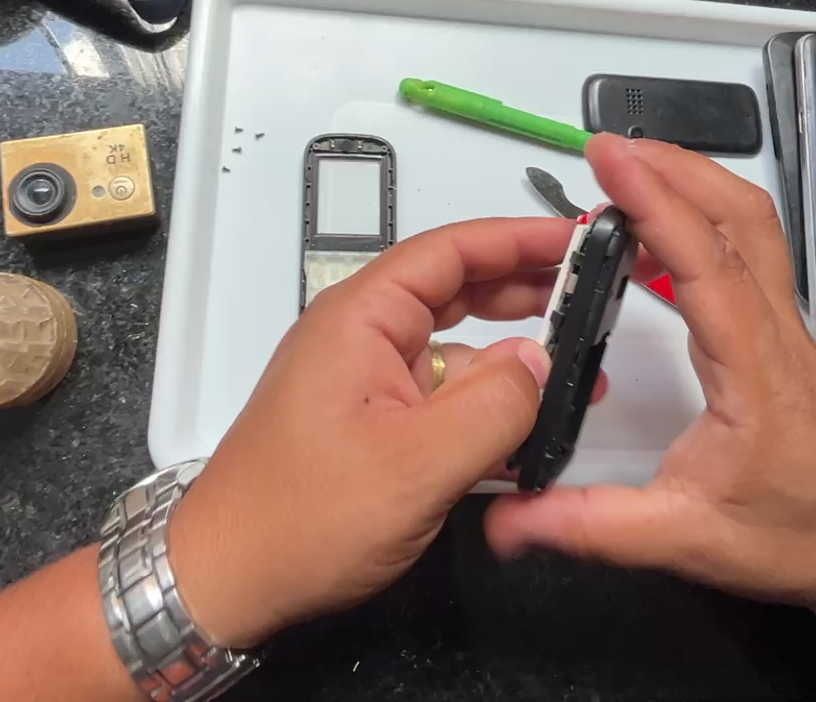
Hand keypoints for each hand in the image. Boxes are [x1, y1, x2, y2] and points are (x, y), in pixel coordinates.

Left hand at [167, 217, 576, 646]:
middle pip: (453, 287)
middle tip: (589, 293)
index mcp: (362, 316)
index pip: (449, 251)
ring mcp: (366, 375)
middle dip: (521, 286)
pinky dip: (484, 398)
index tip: (577, 238)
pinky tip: (529, 420)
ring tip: (577, 359)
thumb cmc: (305, 516)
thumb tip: (540, 360)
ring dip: (511, 350)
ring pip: (452, 343)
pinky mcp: (371, 415)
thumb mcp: (415, 465)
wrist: (227, 577)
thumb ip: (492, 407)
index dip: (516, 238)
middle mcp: (363, 332)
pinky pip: (439, 390)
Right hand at [485, 134, 815, 635]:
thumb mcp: (686, 541)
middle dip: (676, 167)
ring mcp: (778, 322)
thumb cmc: (797, 536)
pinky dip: (696, 213)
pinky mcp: (769, 323)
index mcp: (757, 373)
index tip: (611, 161)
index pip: (709, 264)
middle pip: (744, 216)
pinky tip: (651, 226)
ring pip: (749, 222)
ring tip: (627, 167)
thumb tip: (509, 517)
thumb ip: (592, 525)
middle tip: (610, 148)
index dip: (658, 204)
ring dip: (690, 179)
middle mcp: (775, 332)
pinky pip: (739, 246)